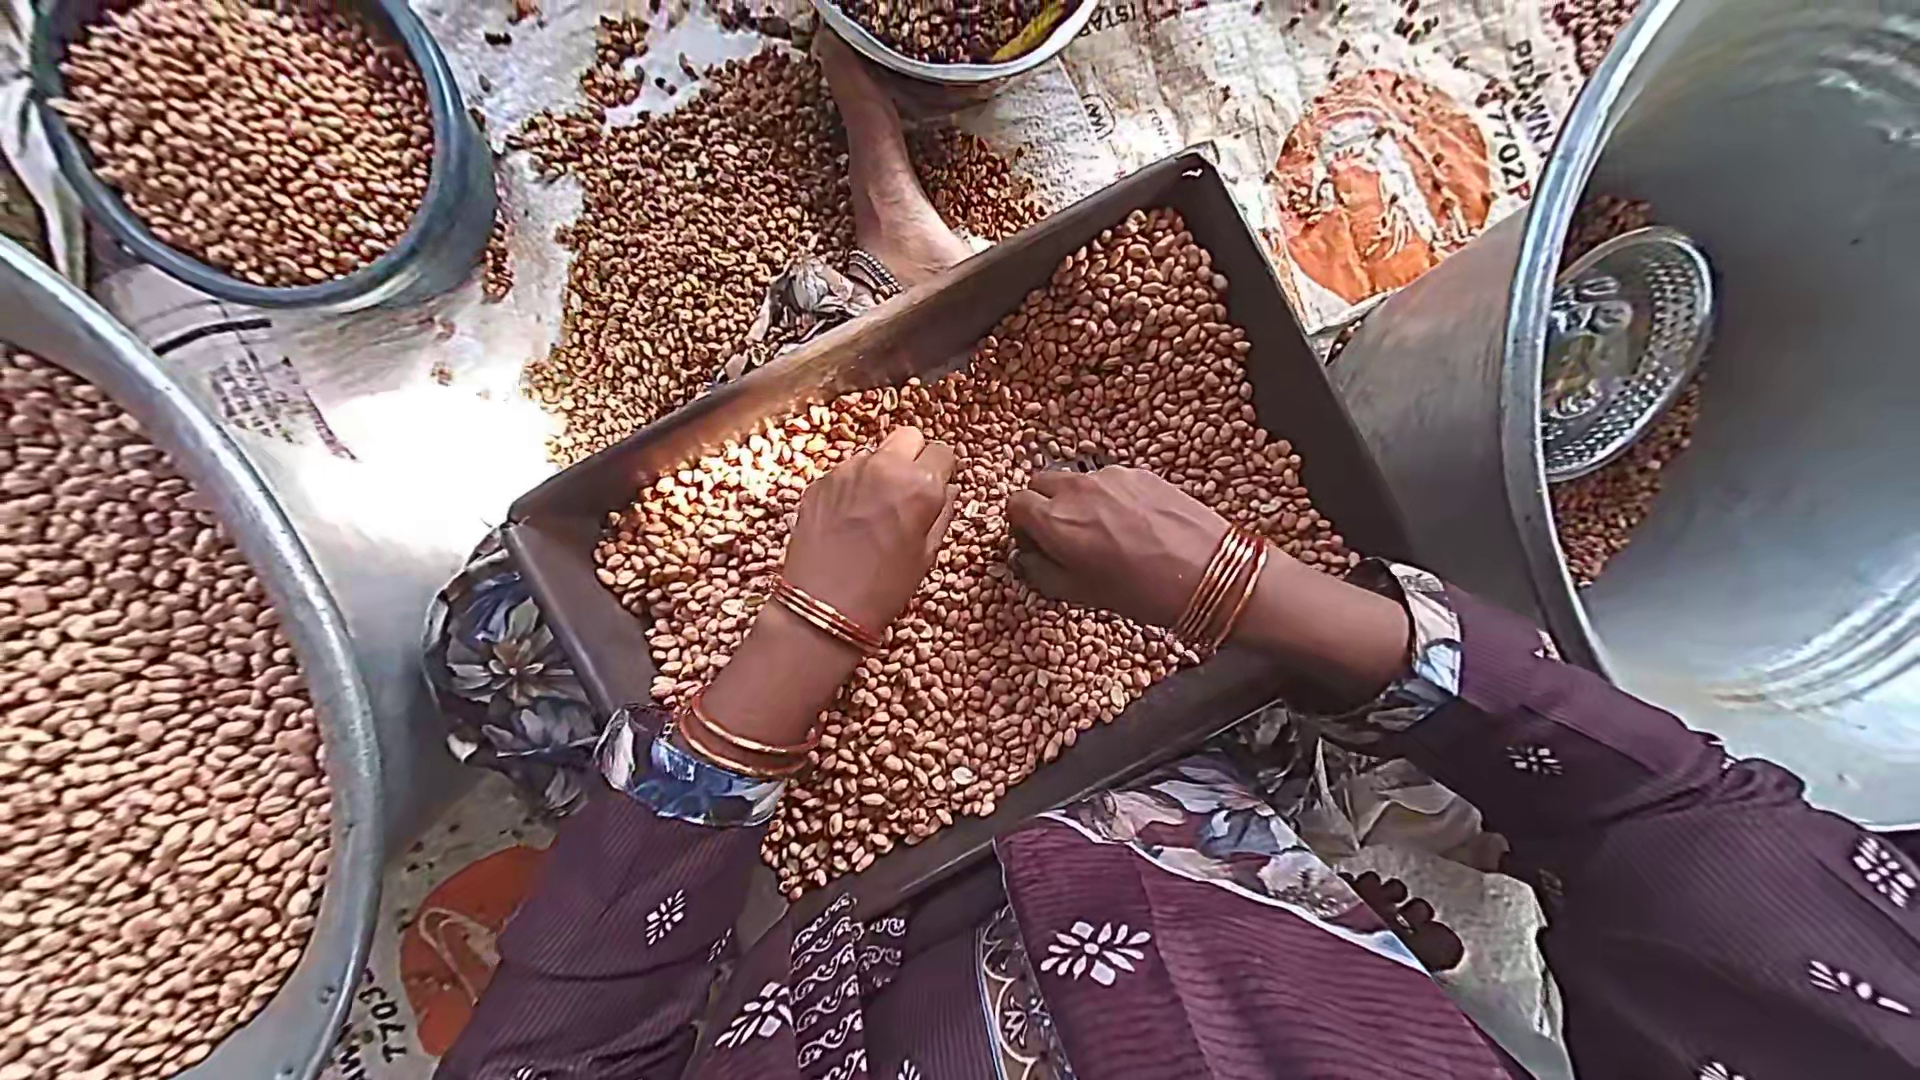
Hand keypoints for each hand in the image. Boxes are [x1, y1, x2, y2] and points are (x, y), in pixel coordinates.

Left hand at [702, 427, 955, 746]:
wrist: (824, 606)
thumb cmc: (883, 588)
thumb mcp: (927, 554)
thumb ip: (942, 511)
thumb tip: (947, 488)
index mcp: (921, 485)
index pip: (943, 452)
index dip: (943, 470)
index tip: (938, 484)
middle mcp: (885, 467)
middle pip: (910, 436)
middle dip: (914, 456)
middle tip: (910, 488)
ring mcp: (848, 470)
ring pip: (876, 452)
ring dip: (882, 469)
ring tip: (876, 508)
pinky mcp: (820, 480)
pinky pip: (847, 470)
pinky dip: (854, 484)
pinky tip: (851, 516)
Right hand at [1006, 466, 1249, 629]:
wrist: (1212, 574)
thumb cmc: (1144, 591)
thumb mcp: (1081, 594)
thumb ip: (1041, 572)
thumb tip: (1025, 558)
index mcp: (1055, 521)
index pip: (1015, 503)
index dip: (1021, 523)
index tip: (1034, 540)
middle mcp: (1076, 490)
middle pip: (1040, 483)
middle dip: (1043, 504)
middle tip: (1062, 533)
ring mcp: (1110, 476)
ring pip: (1075, 479)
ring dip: (1075, 499)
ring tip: (1102, 529)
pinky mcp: (1139, 472)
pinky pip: (1108, 478)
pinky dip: (1106, 495)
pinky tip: (1129, 522)